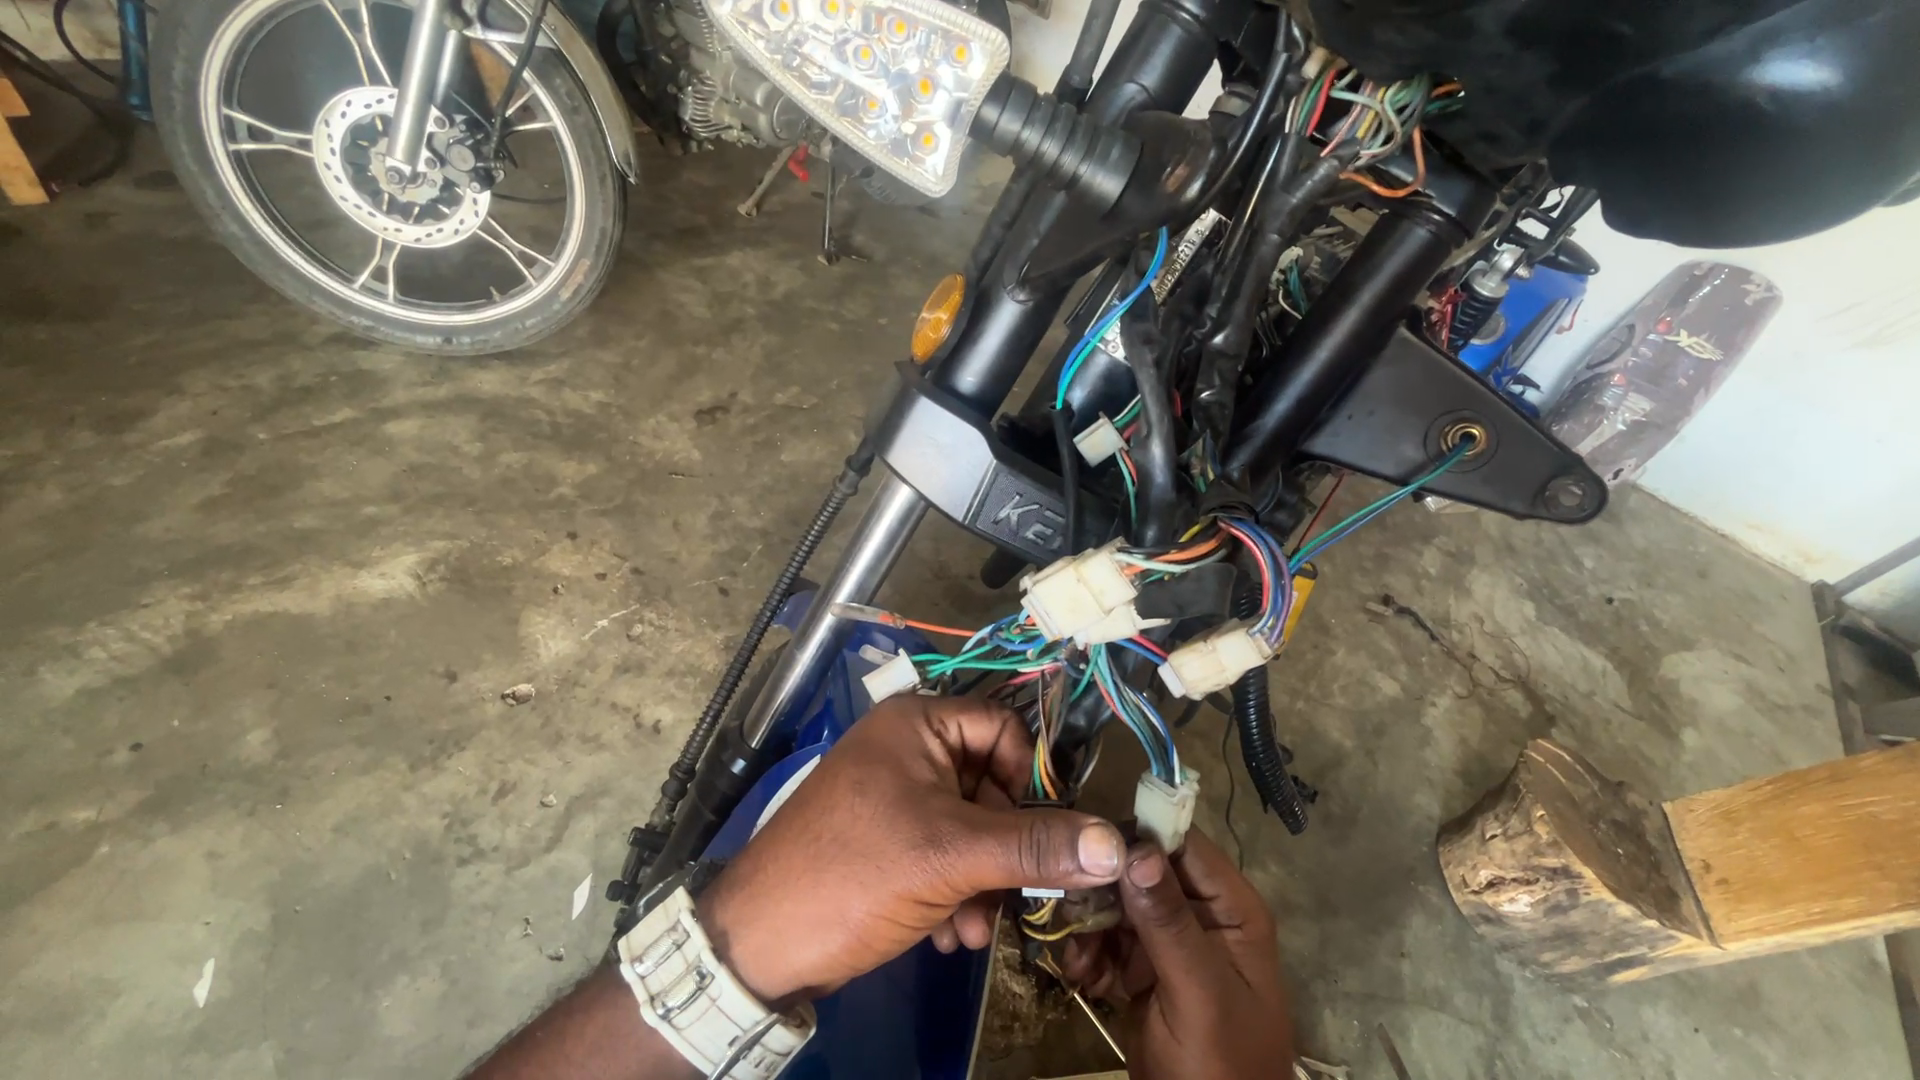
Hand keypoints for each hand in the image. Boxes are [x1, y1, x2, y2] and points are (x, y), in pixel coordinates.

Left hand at [697, 695, 1126, 1002]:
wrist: (759, 944)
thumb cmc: (857, 871)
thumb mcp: (952, 855)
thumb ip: (1035, 847)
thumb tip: (1117, 845)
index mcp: (918, 724)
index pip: (1004, 730)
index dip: (1031, 779)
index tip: (1050, 833)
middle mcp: (907, 750)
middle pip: (991, 786)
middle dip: (1005, 849)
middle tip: (1014, 895)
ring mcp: (894, 797)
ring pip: (971, 828)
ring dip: (983, 881)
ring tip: (974, 928)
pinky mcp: (886, 841)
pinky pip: (943, 853)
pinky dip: (954, 892)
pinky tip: (948, 934)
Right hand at [1060, 833, 1293, 1079]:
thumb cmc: (1222, 1067)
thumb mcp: (1199, 995)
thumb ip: (1169, 923)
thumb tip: (1137, 849)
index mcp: (1230, 907)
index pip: (1181, 843)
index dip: (1134, 835)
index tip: (1083, 843)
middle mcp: (1200, 912)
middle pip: (1140, 869)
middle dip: (1100, 888)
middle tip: (1066, 908)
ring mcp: (1169, 939)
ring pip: (1115, 902)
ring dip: (1087, 925)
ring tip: (1075, 958)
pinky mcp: (1142, 966)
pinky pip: (1106, 938)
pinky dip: (1088, 953)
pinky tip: (1080, 977)